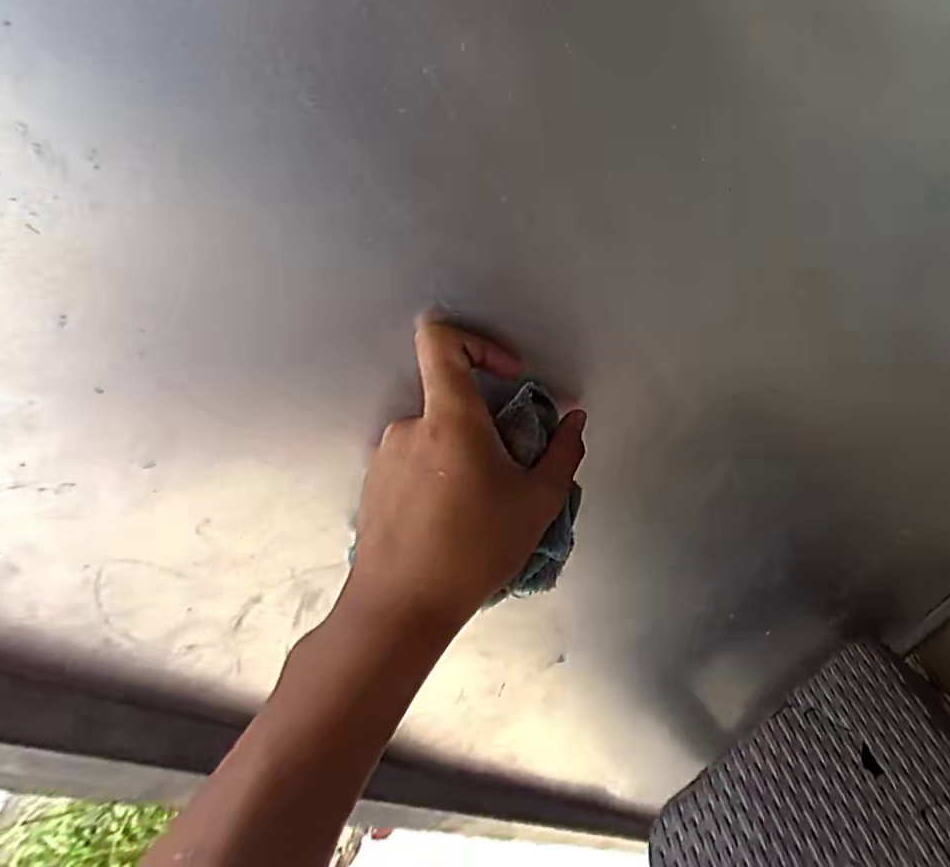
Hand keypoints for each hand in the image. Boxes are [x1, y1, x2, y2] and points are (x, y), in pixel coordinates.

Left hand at [339, 317, 585, 639]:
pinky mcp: (376, 483)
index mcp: (450, 420)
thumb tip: (574, 422)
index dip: (481, 342)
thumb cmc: (470, 551)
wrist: (399, 610)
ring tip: (486, 501)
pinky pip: (419, 458)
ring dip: (469, 452)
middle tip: (511, 467)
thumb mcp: (538, 500)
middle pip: (456, 398)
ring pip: (441, 433)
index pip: (442, 340)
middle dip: (492, 424)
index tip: (509, 373)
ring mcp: (387, 456)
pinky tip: (458, 516)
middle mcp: (410, 428)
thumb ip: (564, 450)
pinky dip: (445, 472)